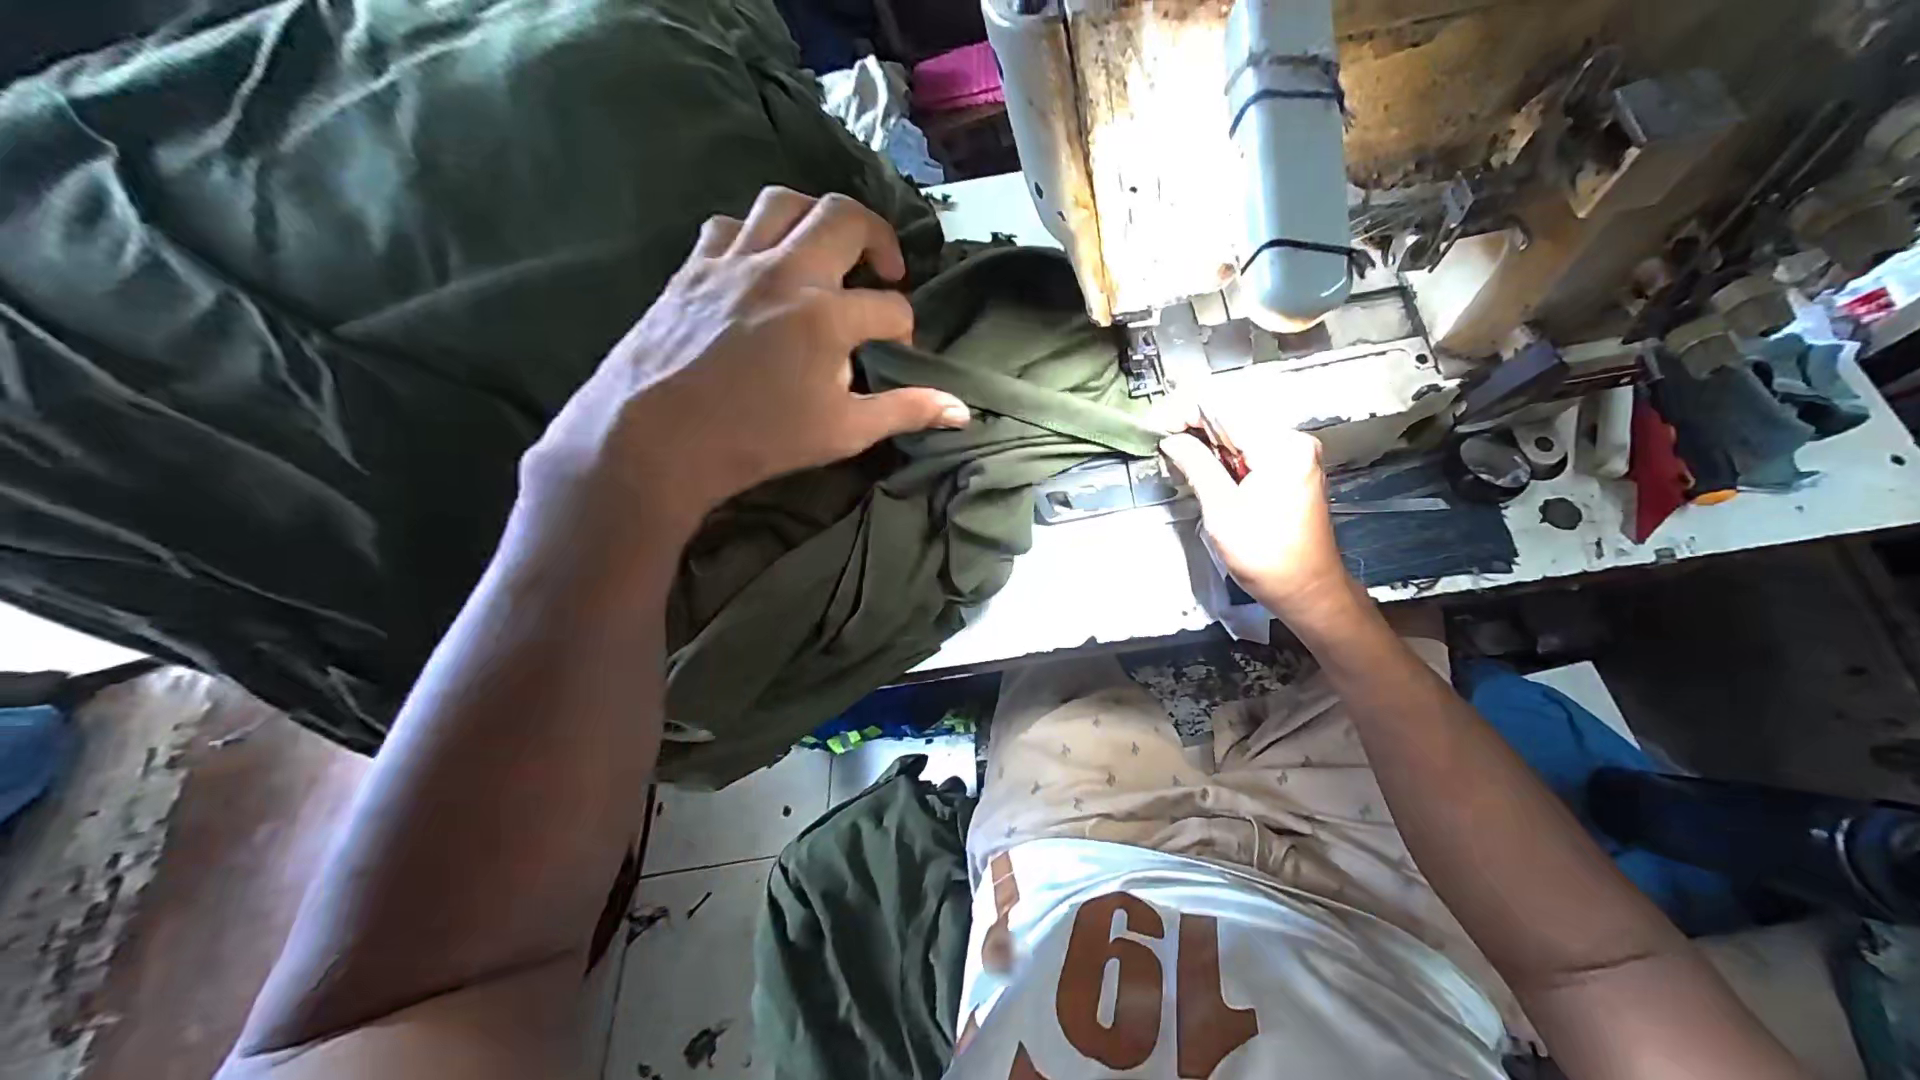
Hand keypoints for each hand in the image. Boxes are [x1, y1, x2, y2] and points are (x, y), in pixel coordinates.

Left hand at [518, 187, 970, 546]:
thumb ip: (905, 411)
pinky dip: (755, 234)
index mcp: (828, 316)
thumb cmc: (757, 441)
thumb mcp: (842, 432)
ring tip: (824, 251)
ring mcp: (735, 261)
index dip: (904, 327)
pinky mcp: (694, 266)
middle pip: (847, 218)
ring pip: (785, 202)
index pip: (889, 307)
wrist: (656, 440)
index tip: (899, 348)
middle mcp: (787, 271)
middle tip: (884, 269)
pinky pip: (730, 225)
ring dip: (816, 218)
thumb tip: (963, 411)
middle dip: (879, 238)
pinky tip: (759, 264)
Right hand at [1158, 412, 1362, 627]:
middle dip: (1195, 425)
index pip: (1224, 408)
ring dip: (1208, 440)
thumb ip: (1196, 466)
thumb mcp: (1221, 511)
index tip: (1160, 426)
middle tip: (1165, 442)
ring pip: (1240, 430)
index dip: (1185, 411)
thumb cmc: (1270, 558)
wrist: (1307, 589)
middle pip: (1234, 415)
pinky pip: (1251, 447)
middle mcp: (1293, 443)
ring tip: (1180, 456)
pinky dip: (1225, 453)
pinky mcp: (1291, 468)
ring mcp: (1294, 454)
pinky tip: (1206, 466)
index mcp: (1281, 448)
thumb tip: (1173, 441)